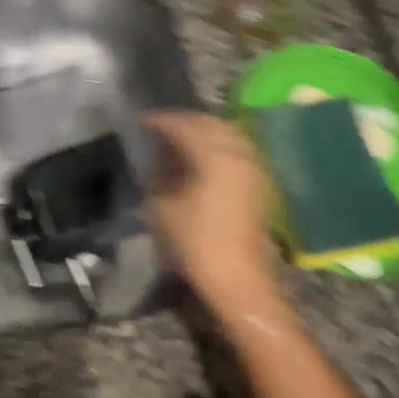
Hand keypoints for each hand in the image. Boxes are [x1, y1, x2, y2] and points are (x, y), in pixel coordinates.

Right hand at [143, 111, 278, 296]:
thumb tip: (154, 165)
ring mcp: (253, 166)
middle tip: (159, 128)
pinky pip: (235, 150)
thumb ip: (157, 179)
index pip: (184, 125)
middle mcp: (239, 153)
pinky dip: (216, 147)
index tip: (140, 122)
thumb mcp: (162, 209)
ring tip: (178, 142)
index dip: (160, 121)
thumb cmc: (196, 242)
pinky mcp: (259, 182)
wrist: (238, 277)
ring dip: (203, 133)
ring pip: (227, 135)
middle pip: (210, 123)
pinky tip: (200, 160)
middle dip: (184, 122)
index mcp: (214, 155)